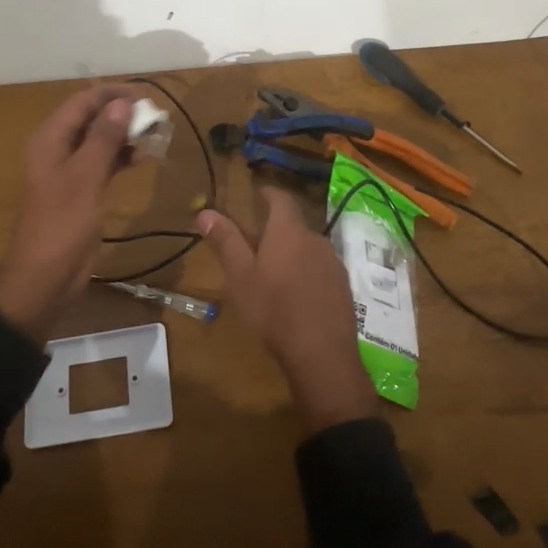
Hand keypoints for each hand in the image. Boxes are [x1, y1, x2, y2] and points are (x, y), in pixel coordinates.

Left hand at [0, 85, 137, 338]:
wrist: (45, 277)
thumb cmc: (62, 224)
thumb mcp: (85, 177)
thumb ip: (103, 138)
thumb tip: (122, 104)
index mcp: (50, 139)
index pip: (82, 102)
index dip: (112, 94)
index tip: (146, 95)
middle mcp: (58, 149)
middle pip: (91, 118)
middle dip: (122, 113)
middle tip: (156, 115)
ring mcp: (70, 170)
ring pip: (100, 140)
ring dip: (125, 134)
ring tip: (156, 132)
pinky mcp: (82, 190)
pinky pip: (103, 163)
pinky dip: (122, 157)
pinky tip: (144, 157)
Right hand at [197, 186, 377, 432]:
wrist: (322, 354)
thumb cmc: (274, 310)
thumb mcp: (241, 276)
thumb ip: (225, 241)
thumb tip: (205, 211)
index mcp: (288, 232)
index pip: (281, 199)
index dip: (269, 193)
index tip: (259, 192)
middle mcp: (315, 240)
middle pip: (294, 225)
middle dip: (276, 229)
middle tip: (256, 242)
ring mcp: (333, 264)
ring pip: (308, 248)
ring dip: (292, 253)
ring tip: (274, 271)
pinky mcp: (343, 287)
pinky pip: (320, 269)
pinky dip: (306, 273)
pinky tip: (297, 295)